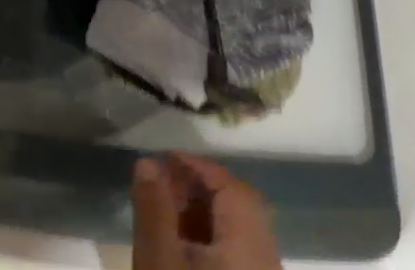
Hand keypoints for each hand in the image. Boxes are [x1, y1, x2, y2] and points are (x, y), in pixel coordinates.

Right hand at [131, 155, 281, 268]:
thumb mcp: (158, 254)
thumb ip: (153, 208)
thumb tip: (148, 162)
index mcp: (249, 246)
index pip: (235, 190)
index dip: (201, 166)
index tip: (165, 155)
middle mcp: (266, 257)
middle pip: (241, 207)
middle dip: (199, 185)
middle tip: (160, 176)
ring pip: (239, 227)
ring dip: (202, 207)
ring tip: (164, 201)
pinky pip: (238, 246)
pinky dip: (209, 230)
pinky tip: (180, 233)